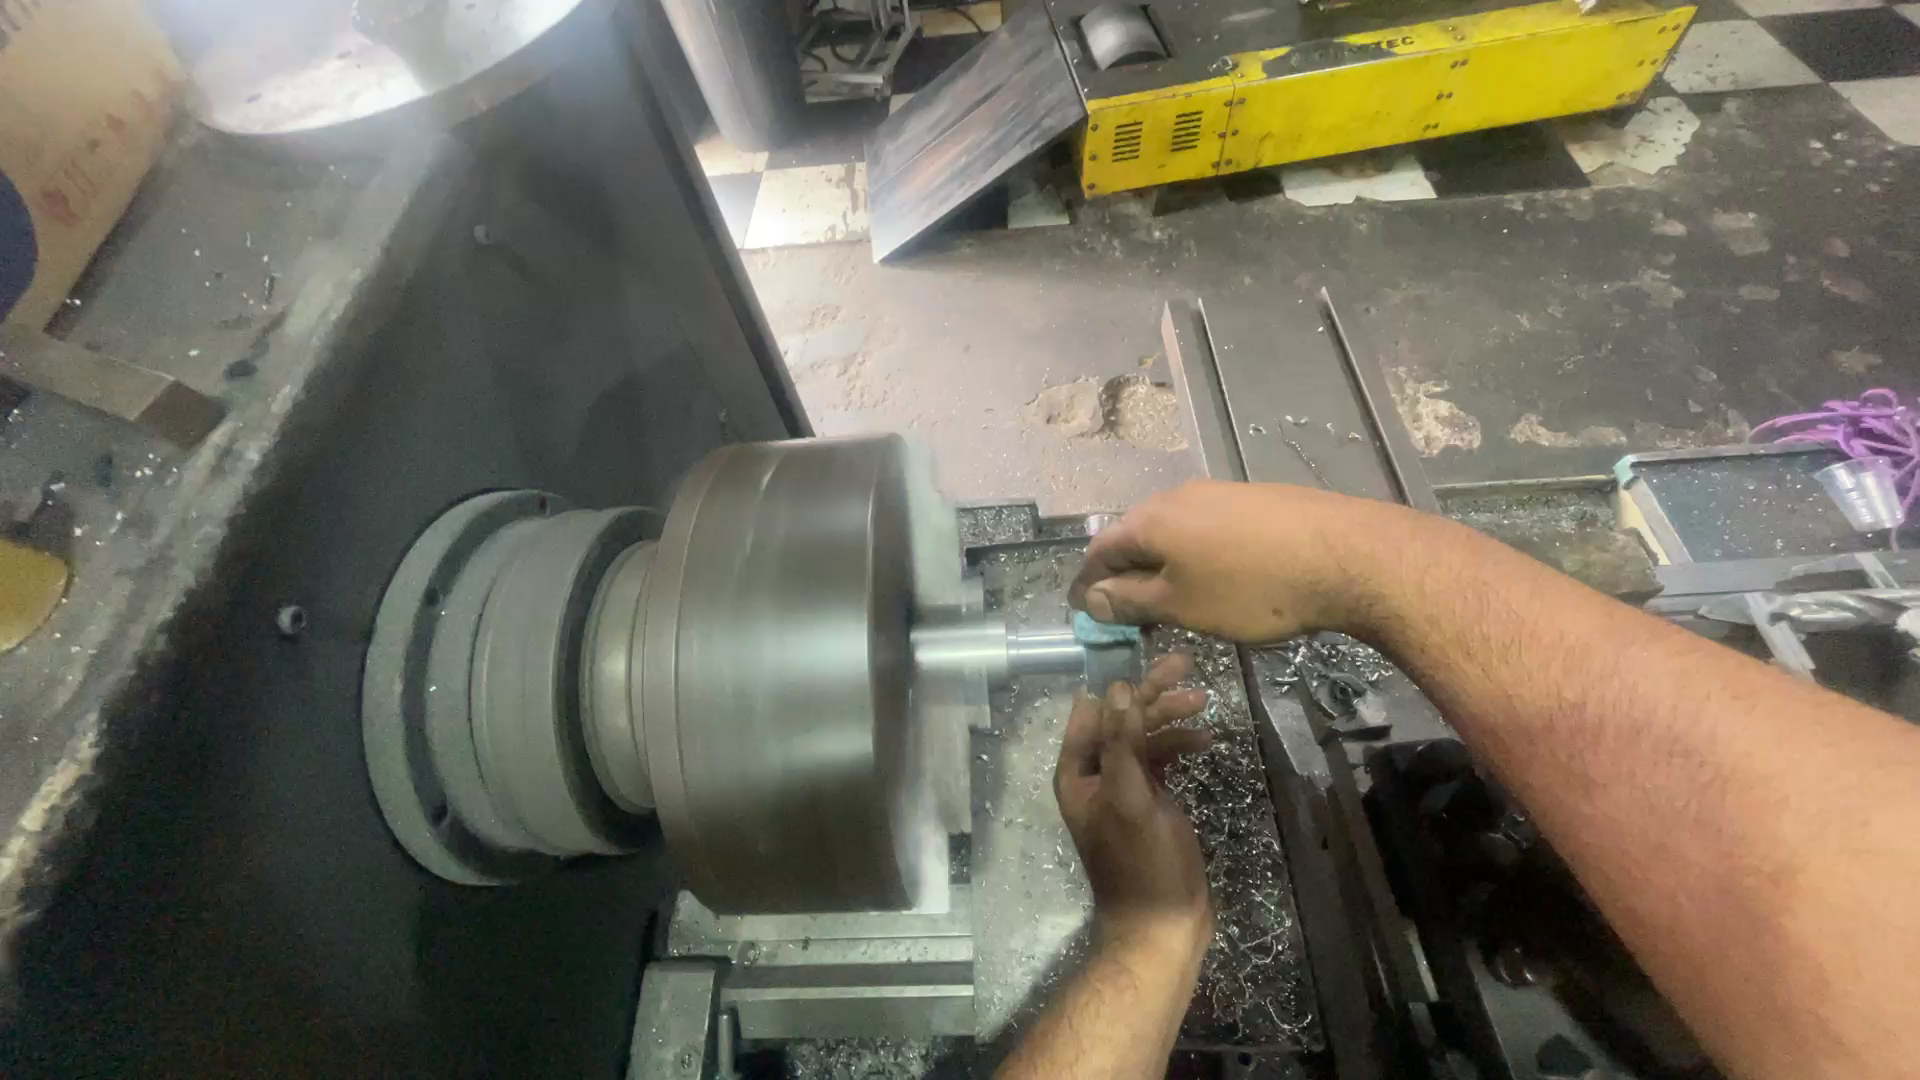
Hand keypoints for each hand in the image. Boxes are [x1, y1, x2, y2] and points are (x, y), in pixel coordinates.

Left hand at [1054, 653, 1213, 951]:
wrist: (1163, 924)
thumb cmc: (1141, 862)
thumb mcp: (1129, 797)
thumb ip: (1120, 742)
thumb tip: (1117, 689)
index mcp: (1077, 771)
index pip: (1094, 711)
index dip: (1121, 684)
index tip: (1150, 659)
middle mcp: (1095, 772)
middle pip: (1121, 719)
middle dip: (1151, 694)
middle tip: (1185, 665)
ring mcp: (1123, 785)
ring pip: (1143, 736)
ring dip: (1169, 718)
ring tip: (1203, 700)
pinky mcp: (1149, 798)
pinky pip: (1159, 758)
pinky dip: (1178, 745)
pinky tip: (1204, 738)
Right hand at [1069, 479, 1403, 641]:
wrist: (1350, 556)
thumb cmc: (1252, 587)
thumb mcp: (1181, 605)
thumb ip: (1130, 601)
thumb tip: (1092, 597)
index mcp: (1151, 519)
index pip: (1099, 549)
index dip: (1086, 582)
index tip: (1083, 610)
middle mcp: (1177, 496)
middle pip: (1134, 536)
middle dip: (1123, 574)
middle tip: (1124, 612)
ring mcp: (1219, 493)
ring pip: (1171, 532)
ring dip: (1159, 566)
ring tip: (1168, 600)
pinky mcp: (1254, 500)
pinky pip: (1204, 529)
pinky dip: (1192, 556)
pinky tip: (1213, 578)